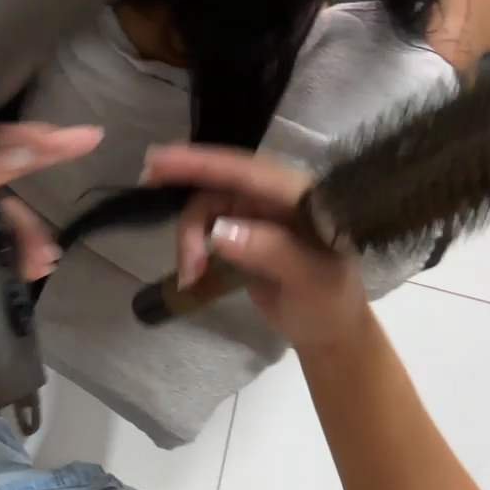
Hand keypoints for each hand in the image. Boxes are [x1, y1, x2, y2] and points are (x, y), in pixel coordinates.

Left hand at [0, 123, 102, 378]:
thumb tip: (25, 149)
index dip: (21, 134)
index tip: (66, 135)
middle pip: (2, 171)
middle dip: (36, 174)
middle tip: (81, 153)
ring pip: (11, 213)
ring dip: (33, 229)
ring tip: (43, 255)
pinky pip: (12, 247)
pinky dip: (29, 254)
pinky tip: (39, 267)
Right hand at [148, 144, 370, 352]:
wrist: (328, 329)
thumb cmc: (330, 304)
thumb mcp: (309, 280)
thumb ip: (270, 251)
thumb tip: (220, 231)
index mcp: (302, 196)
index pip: (248, 171)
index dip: (203, 162)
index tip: (159, 159)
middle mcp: (276, 196)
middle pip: (217, 189)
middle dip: (190, 219)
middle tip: (185, 264)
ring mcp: (257, 213)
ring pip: (205, 209)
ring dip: (189, 241)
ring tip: (191, 277)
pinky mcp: (242, 231)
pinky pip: (205, 226)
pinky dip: (192, 247)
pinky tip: (192, 274)